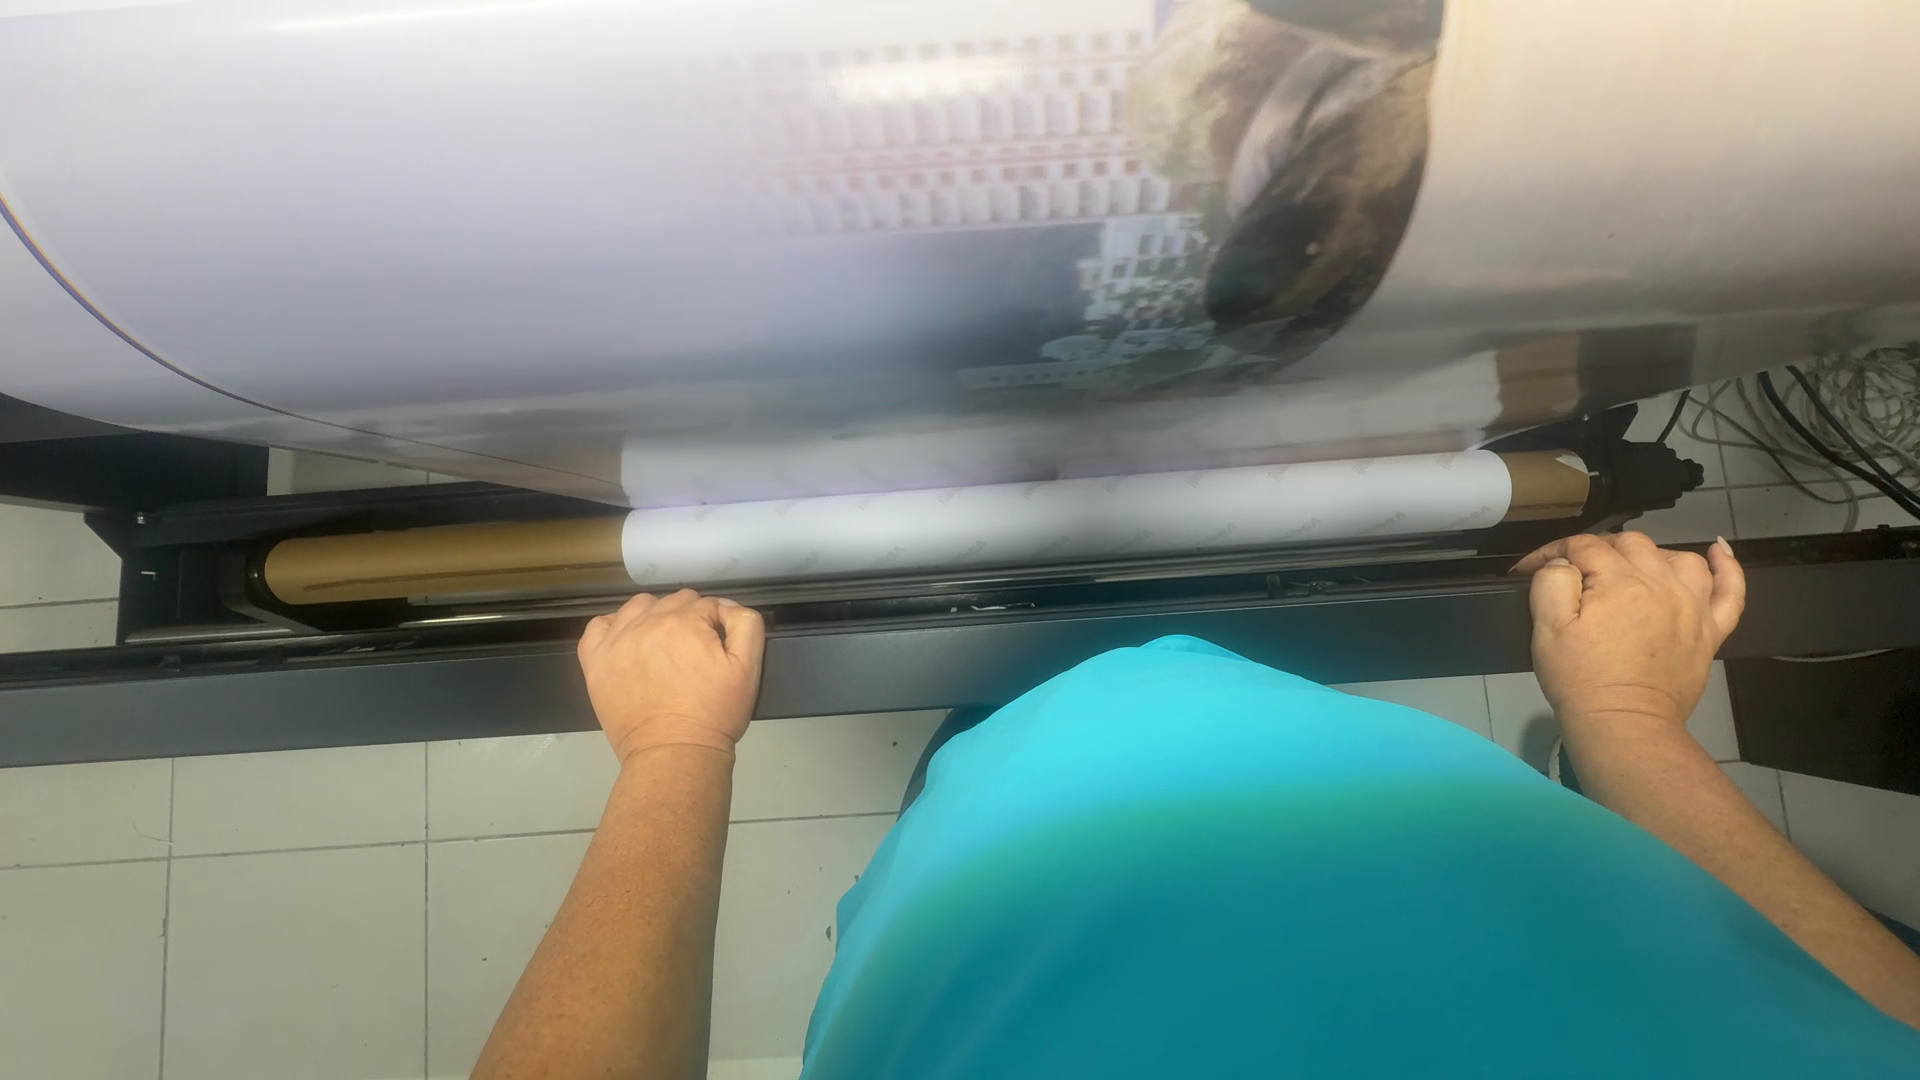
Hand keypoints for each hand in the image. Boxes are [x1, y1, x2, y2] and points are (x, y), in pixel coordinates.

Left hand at [576, 589, 765, 763]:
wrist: (675, 753)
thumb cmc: (714, 713)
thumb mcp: (749, 667)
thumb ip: (745, 623)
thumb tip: (726, 607)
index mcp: (684, 622)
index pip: (708, 604)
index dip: (721, 623)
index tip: (722, 647)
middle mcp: (647, 624)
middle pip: (675, 601)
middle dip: (692, 617)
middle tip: (699, 651)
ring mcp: (617, 641)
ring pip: (640, 605)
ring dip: (656, 615)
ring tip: (667, 643)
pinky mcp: (596, 662)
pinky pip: (598, 626)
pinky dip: (614, 626)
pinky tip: (630, 641)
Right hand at [1512, 532, 1744, 732]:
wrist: (1622, 720)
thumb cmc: (1578, 675)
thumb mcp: (1546, 626)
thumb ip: (1551, 582)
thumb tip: (1562, 563)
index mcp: (1620, 585)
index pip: (1583, 546)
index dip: (1550, 552)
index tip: (1527, 570)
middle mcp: (1664, 587)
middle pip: (1631, 544)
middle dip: (1595, 549)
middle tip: (1570, 572)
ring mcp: (1694, 607)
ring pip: (1676, 558)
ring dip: (1647, 554)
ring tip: (1624, 569)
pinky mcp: (1711, 629)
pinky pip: (1730, 589)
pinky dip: (1726, 566)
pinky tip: (1716, 551)